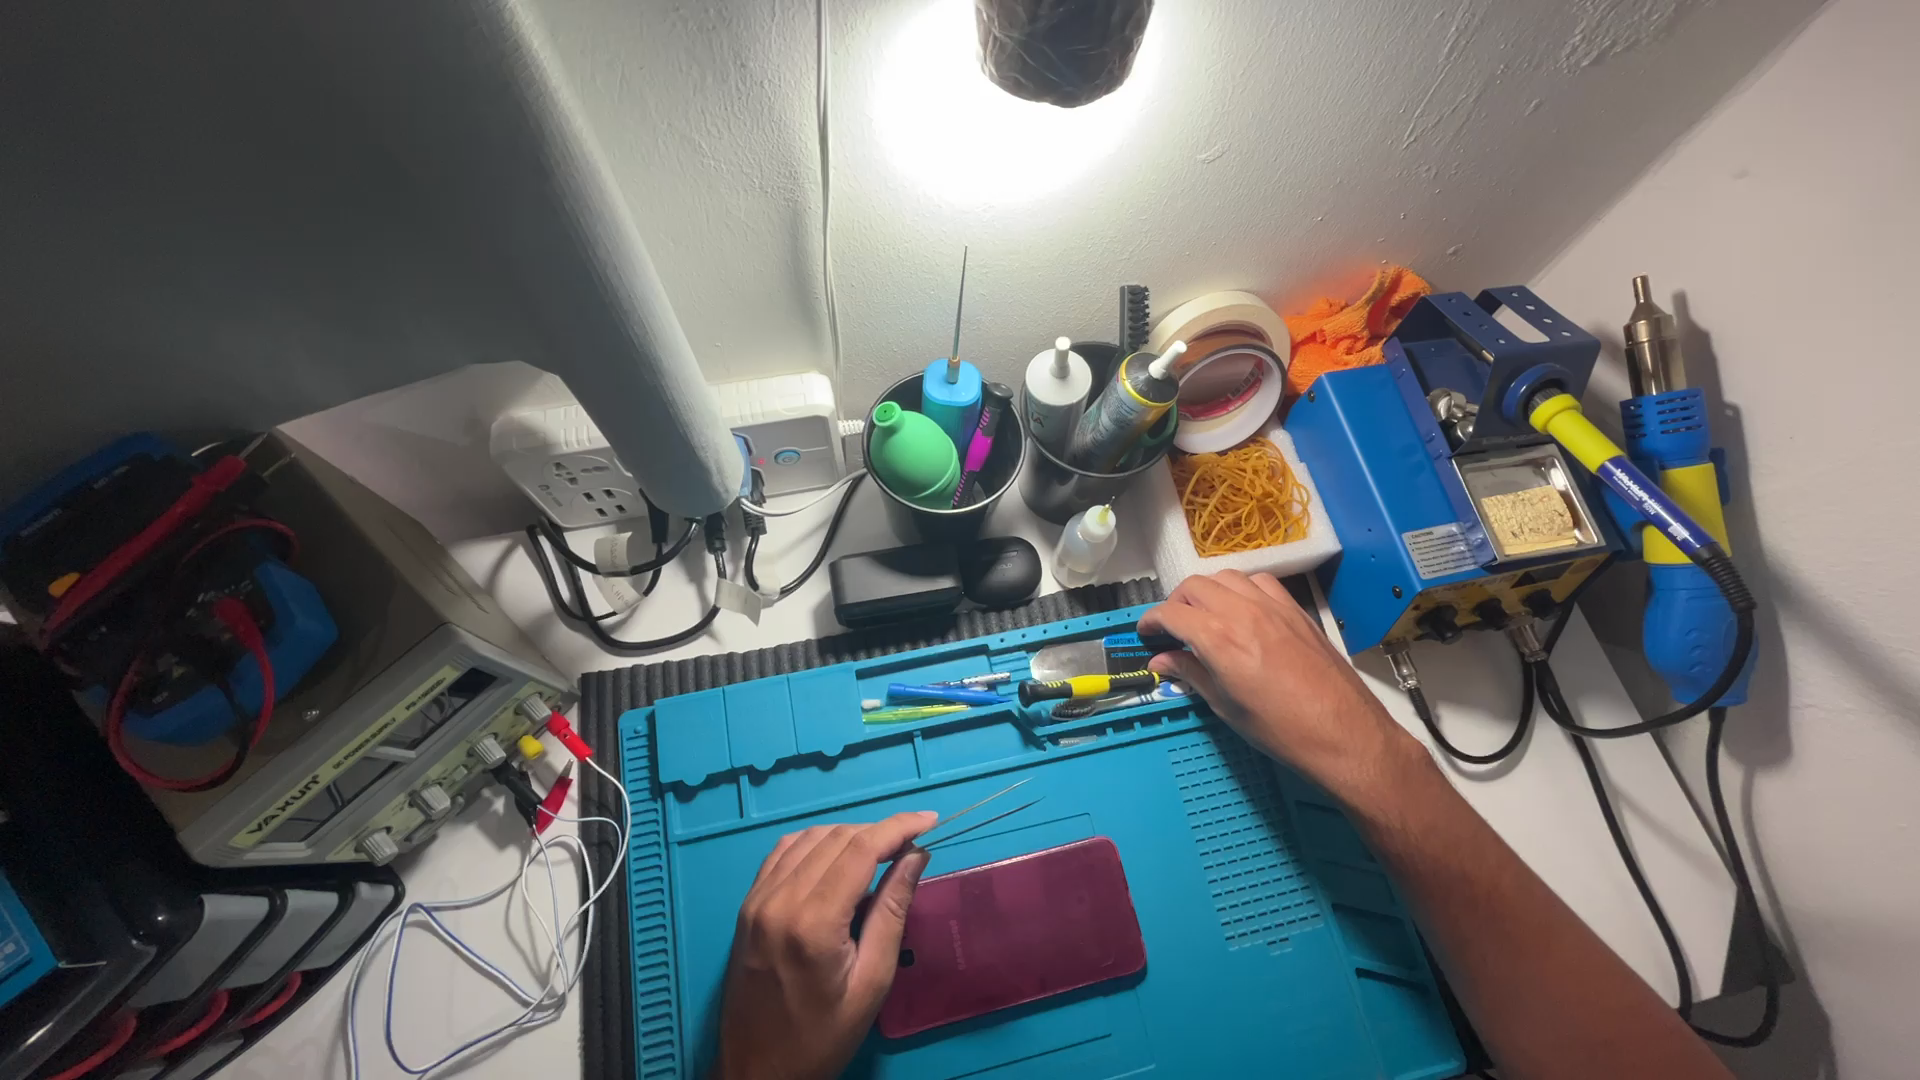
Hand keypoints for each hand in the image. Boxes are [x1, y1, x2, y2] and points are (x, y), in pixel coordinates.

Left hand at [713, 812, 937, 1079]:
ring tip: (879, 854)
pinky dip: (817, 842)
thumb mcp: (872, 981)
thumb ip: (892, 911)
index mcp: (813, 923)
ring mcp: (758, 898)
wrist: (756, 1072)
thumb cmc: (822, 1036)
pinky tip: (836, 857)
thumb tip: (916, 855)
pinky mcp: (748, 903)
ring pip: (811, 836)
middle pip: (838, 837)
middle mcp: (780, 899)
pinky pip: (785, 850)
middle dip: (879, 832)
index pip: (861, 848)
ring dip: (849, 835)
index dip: (899, 827)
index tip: (930, 820)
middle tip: (910, 847)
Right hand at [1139, 570, 1422, 801]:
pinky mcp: (1294, 609)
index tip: (1146, 634)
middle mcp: (1241, 611)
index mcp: (1218, 638)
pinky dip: (1240, 588)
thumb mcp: (1224, 706)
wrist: (1343, 733)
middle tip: (1172, 628)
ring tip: (1205, 615)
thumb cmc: (1278, 729)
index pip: (1170, 613)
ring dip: (1207, 591)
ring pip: (1226, 577)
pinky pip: (1259, 582)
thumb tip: (1161, 661)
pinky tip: (1242, 609)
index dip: (1151, 622)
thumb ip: (1190, 674)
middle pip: (1194, 587)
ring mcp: (1271, 606)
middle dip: (1176, 603)